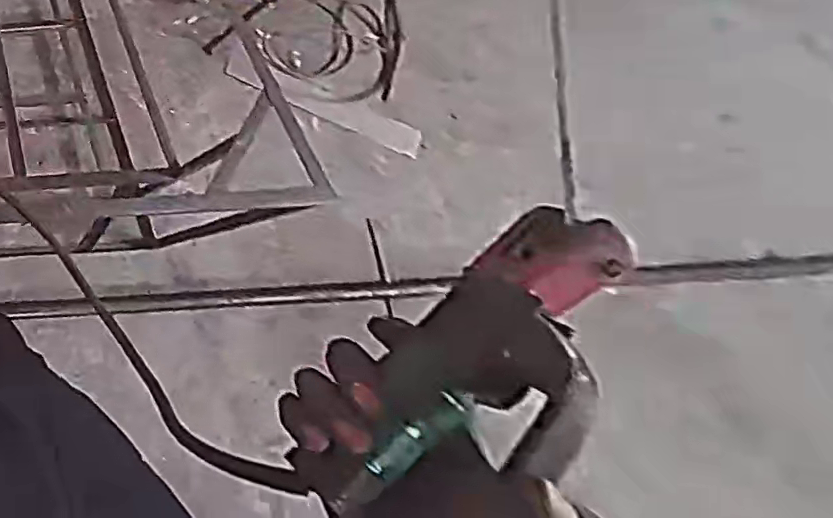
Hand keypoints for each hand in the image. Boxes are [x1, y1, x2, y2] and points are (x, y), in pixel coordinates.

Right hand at [281, 317, 535, 517]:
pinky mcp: (322, 460)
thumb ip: (531, 492)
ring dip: (325, 401)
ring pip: (314, 384)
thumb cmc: (467, 517)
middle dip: (351, 369)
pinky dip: (299, 422)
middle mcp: (386, 415)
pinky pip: (294, 419)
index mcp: (432, 413)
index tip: (388, 334)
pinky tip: (318, 442)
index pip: (409, 353)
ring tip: (352, 438)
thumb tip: (538, 486)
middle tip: (370, 401)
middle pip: (347, 358)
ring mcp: (349, 433)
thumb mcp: (509, 504)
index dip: (396, 336)